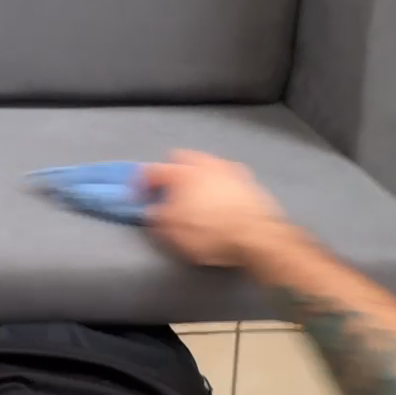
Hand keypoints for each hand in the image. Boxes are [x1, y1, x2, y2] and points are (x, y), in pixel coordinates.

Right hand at [143, 151, 290, 267]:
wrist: (257, 236)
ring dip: (196, 174)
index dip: (140, 183)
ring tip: (194, 193)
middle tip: (167, 189)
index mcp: (182, 174)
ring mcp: (229, 169)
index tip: (137, 196)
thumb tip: (151, 211)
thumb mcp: (174, 232)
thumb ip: (157, 218)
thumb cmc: (210, 234)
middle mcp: (205, 165)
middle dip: (171, 171)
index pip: (153, 171)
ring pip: (206, 164)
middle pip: (181, 158)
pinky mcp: (248, 180)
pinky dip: (218, 183)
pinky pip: (226, 175)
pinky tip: (220, 196)